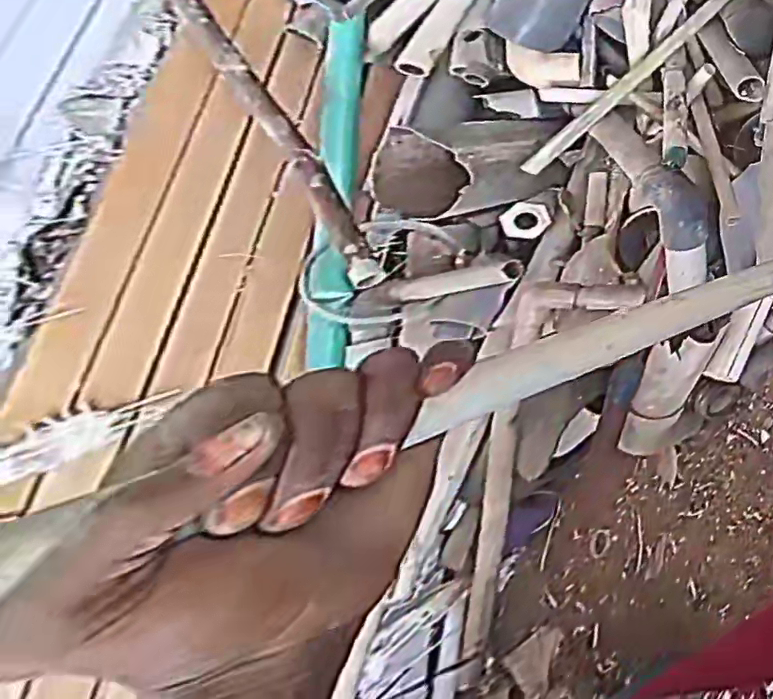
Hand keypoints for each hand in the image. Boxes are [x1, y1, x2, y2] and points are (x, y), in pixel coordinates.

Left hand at [0, 342, 473, 698]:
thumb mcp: (81, 597)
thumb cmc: (173, 626)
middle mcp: (281, 424)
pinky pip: (434, 371)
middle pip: (322, 384)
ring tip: (359, 478)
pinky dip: (445, 367)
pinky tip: (439, 386)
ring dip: (381, 426)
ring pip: (383, 372)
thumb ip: (133, 511)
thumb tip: (245, 435)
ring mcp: (352, 423)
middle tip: (295, 510)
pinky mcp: (409, 431)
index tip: (237, 513)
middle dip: (318, 453)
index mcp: (199, 442)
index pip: (243, 396)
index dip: (249, 447)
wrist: (268, 650)